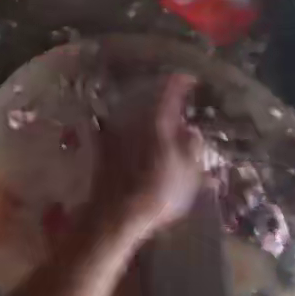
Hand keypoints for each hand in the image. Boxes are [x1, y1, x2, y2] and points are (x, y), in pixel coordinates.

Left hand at [90, 71, 205, 238]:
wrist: (114, 215)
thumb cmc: (158, 194)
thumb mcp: (189, 173)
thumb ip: (192, 147)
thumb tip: (191, 131)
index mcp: (157, 120)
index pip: (170, 89)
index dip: (182, 81)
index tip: (191, 80)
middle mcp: (133, 120)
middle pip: (150, 102)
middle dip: (165, 104)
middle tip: (178, 110)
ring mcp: (114, 134)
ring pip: (134, 117)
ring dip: (148, 120)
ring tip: (162, 130)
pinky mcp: (102, 151)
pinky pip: (121, 134)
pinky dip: (133, 136)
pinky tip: (139, 147)